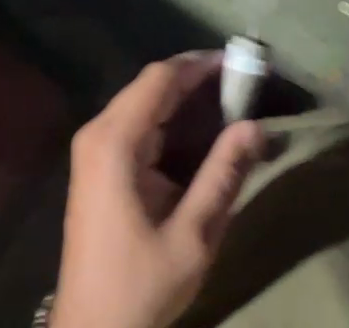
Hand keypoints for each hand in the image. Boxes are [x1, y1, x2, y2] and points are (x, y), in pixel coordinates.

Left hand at [52, 55, 265, 327]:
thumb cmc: (141, 284)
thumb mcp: (193, 235)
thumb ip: (223, 175)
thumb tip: (255, 125)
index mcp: (115, 141)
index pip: (159, 79)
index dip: (200, 64)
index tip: (241, 63)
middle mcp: (98, 133)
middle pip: (149, 85)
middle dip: (195, 78)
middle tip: (243, 83)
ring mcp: (93, 148)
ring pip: (142, 102)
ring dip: (183, 97)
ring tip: (231, 100)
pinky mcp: (96, 165)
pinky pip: (135, 124)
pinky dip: (168, 119)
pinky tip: (200, 129)